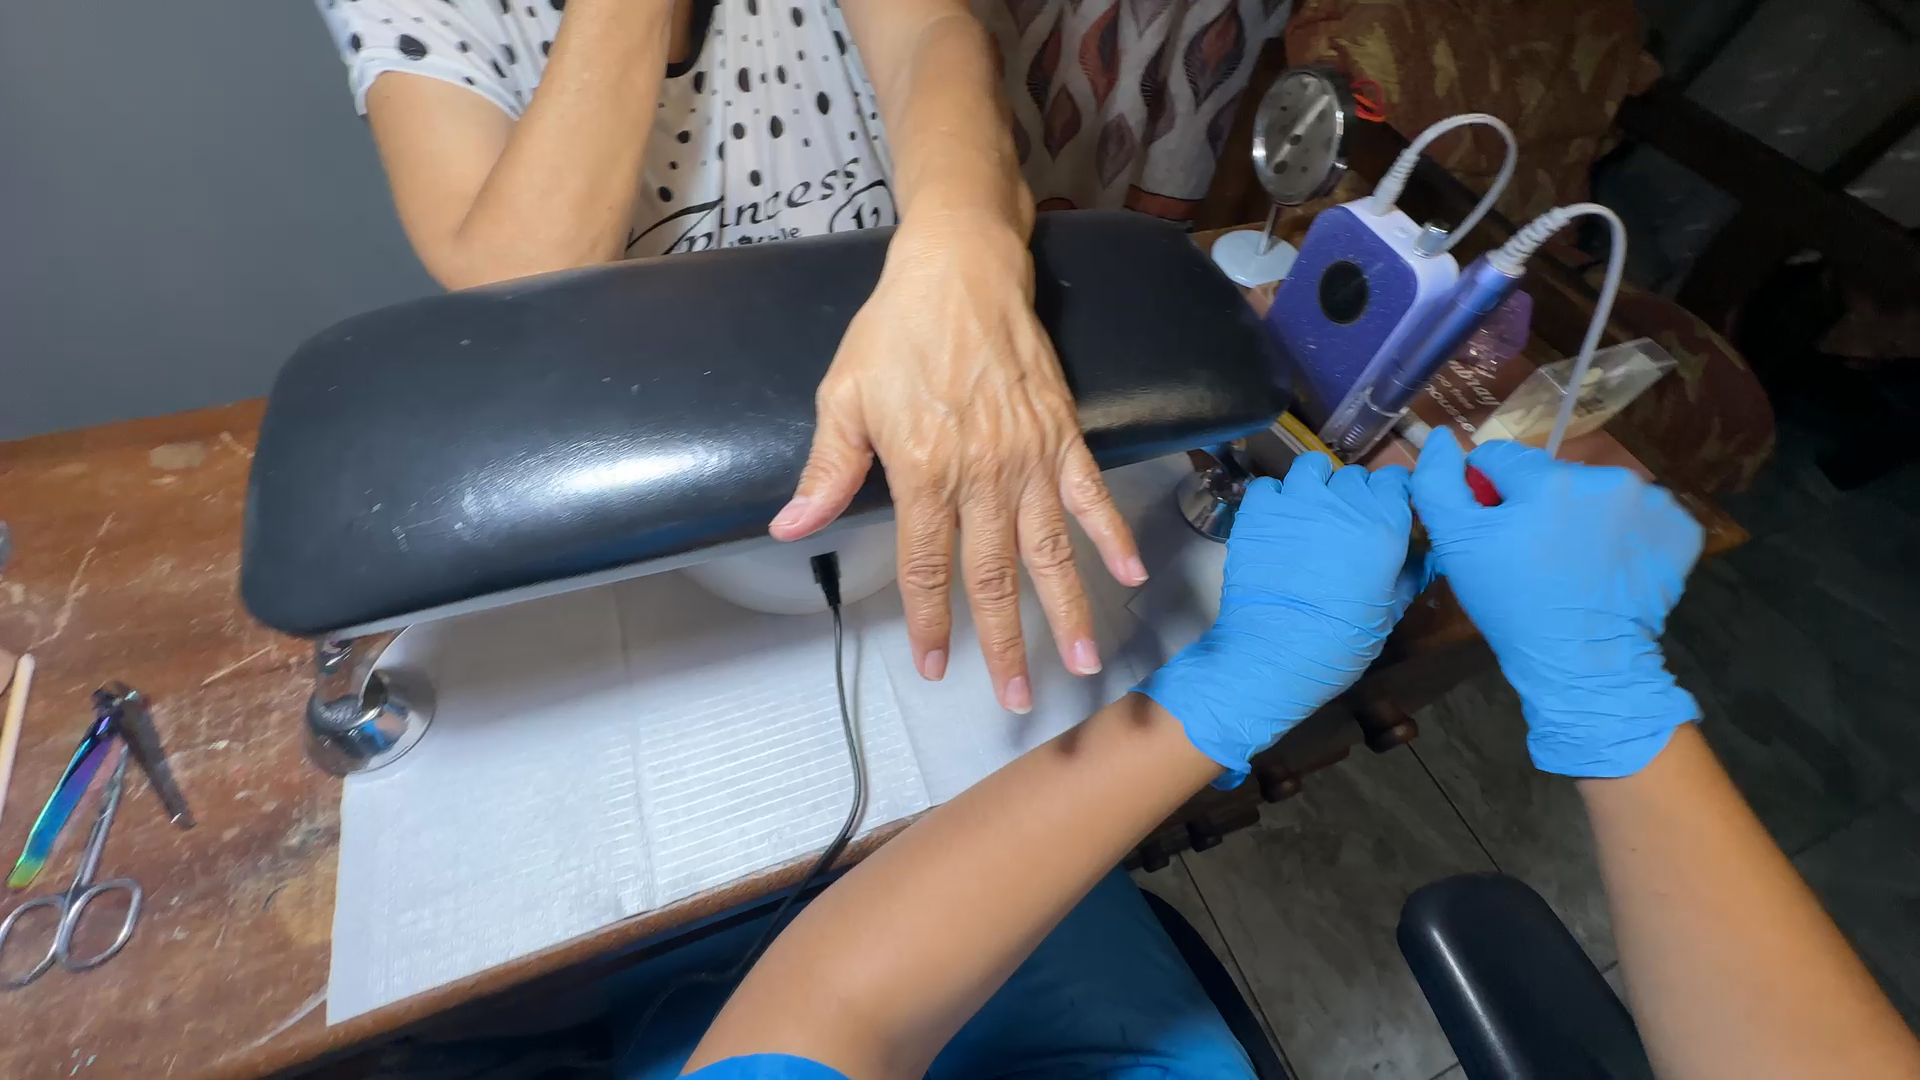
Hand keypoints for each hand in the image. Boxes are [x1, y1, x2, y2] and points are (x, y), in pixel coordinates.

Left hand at [770, 217, 1144, 712]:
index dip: (931, 624)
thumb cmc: (895, 332)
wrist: (960, 270)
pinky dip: (1112, 534)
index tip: (937, 669)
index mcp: (923, 473)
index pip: (925, 568)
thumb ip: (826, 471)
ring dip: (1066, 609)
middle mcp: (981, 477)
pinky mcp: (1063, 433)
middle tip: (1018, 699)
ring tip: (1082, 662)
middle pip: (993, 577)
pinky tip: (1131, 573)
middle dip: (1003, 643)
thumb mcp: (844, 396)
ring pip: (1049, 550)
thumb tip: (790, 527)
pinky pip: (1091, 493)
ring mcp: (1029, 458)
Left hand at [1139, 454, 1423, 785]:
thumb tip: (1419, 556)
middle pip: (1353, 476)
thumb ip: (1407, 573)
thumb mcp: (1390, 610)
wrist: (1276, 650)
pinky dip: (1272, 497)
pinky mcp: (1257, 512)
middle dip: (1350, 494)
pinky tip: (1273, 520)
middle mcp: (1342, 504)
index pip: (1396, 480)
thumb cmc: (1340, 641)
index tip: (1383, 507)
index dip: (1389, 492)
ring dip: (1313, 484)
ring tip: (1307, 511)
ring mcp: (1296, 502)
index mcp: (1385, 526)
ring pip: (1310, 468)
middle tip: (1340, 522)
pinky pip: (1266, 485)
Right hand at [1410, 431, 1701, 776]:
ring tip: (1564, 560)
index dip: (1480, 491)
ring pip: (1589, 492)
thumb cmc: (1508, 599)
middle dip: (1530, 503)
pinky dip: (1615, 532)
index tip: (1484, 530)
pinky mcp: (1680, 530)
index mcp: (1547, 478)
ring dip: (1573, 515)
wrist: (1580, 658)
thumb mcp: (1455, 543)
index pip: (1497, 458)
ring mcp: (1652, 503)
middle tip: (1522, 551)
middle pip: (1546, 475)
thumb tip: (1439, 438)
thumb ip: (1437, 482)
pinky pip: (1633, 514)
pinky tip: (1600, 564)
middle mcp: (1607, 478)